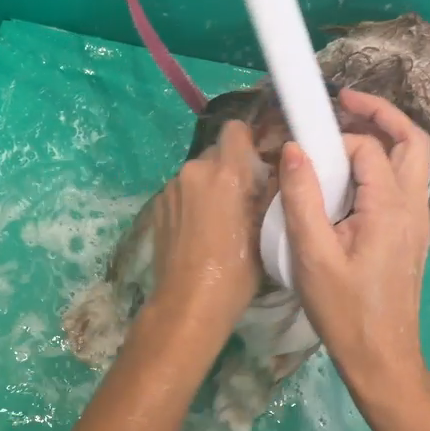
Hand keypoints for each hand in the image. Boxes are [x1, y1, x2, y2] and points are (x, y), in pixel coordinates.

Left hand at [145, 120, 264, 340]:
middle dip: (230, 169)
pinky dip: (192, 201)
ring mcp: (172, 186)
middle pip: (217, 153)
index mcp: (225, 173)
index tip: (258, 158)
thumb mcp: (265, 230)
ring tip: (220, 218)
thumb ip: (267, 193)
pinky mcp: (158, 203)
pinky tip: (198, 229)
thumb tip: (272, 171)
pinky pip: (182, 191)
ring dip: (210, 185)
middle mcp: (195, 170)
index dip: (248, 139)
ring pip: (198, 173)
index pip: (235, 130)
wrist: (189, 300)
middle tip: (243, 197)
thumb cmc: (236, 270)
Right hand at [278, 90, 429, 390]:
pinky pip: (403, 181)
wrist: (381, 360)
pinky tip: (347, 171)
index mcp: (390, 209)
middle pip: (413, 141)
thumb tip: (292, 147)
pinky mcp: (409, 233)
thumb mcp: (311, 254)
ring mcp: (416, 221)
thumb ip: (301, 196)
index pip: (369, 148)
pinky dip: (381, 160)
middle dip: (381, 112)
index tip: (302, 143)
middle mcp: (412, 208)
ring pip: (413, 160)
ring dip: (384, 134)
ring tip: (342, 127)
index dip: (335, 138)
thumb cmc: (344, 310)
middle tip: (343, 100)